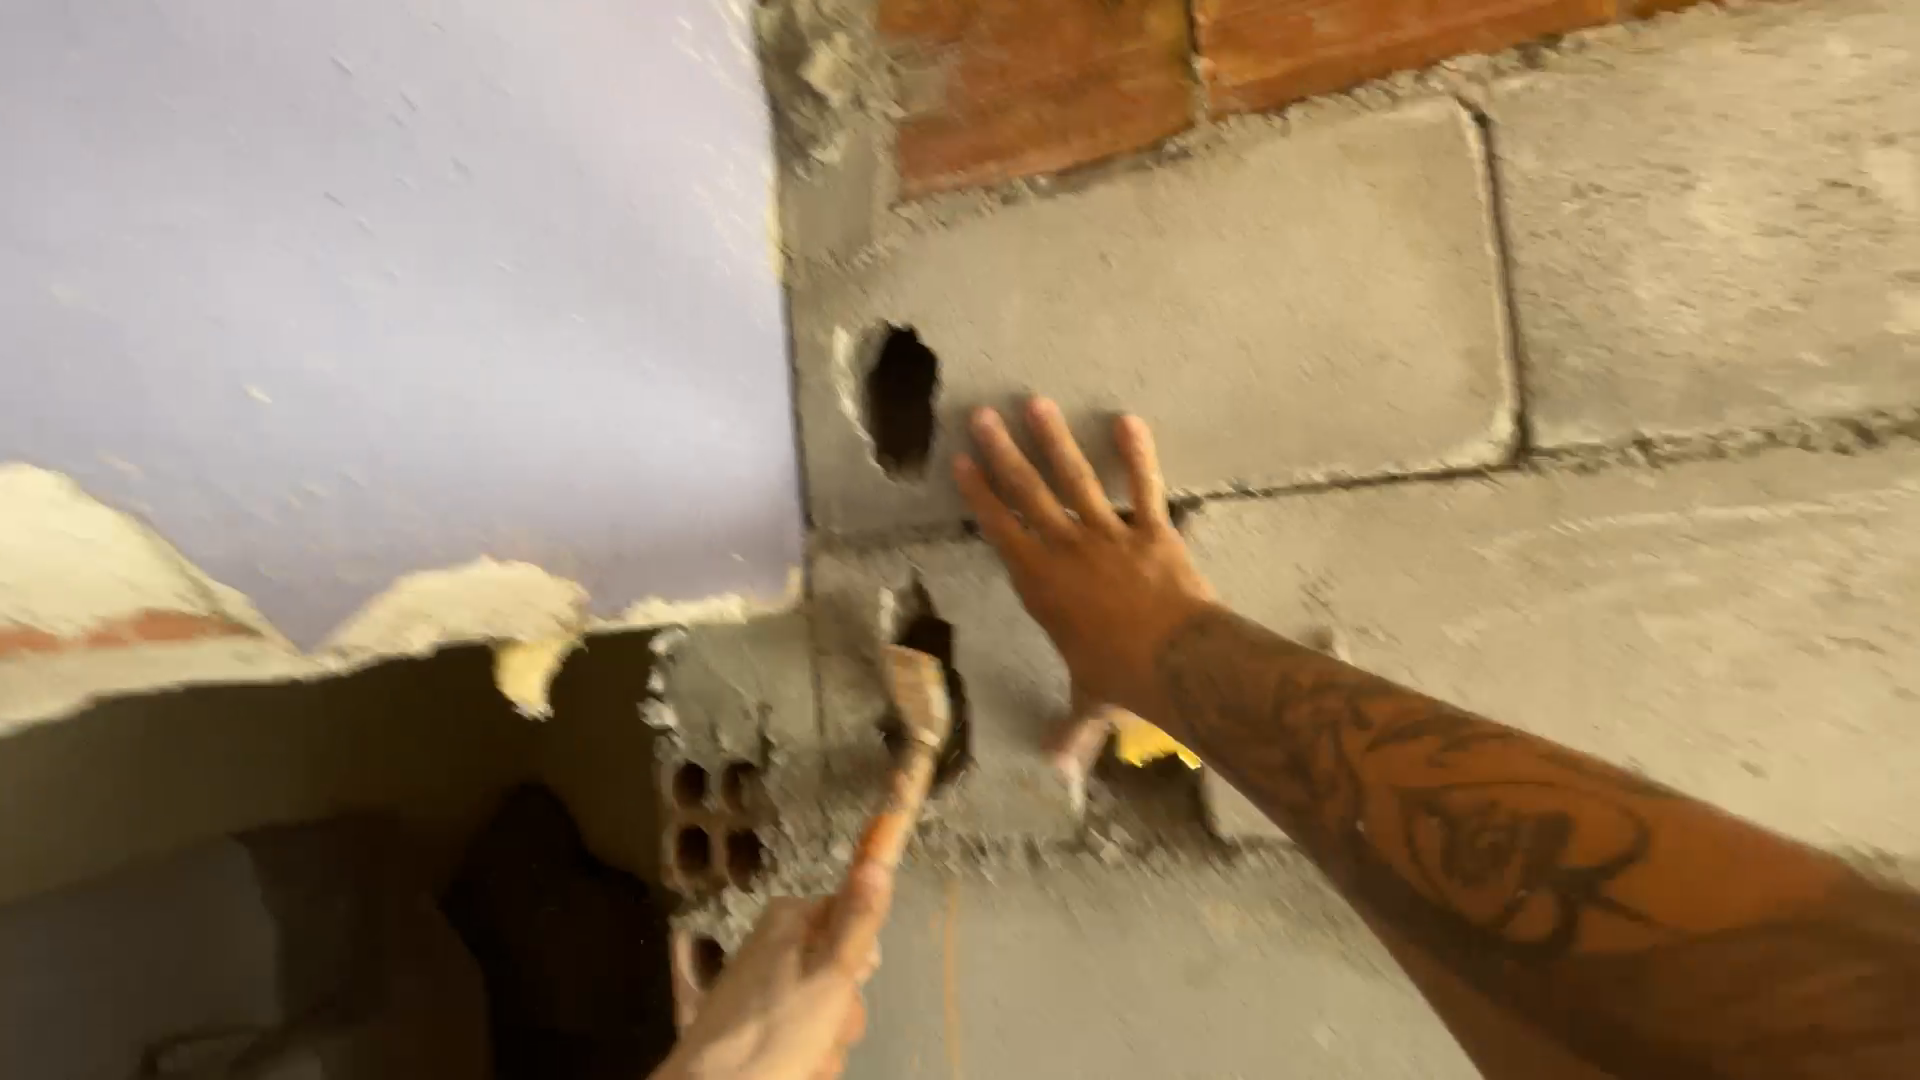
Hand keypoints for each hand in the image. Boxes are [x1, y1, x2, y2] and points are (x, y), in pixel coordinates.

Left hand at [653, 864, 891, 1079]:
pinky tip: (796, 1068)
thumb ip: (859, 917)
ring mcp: (765, 987)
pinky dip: (806, 1054)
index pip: (852, 914)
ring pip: (826, 1007)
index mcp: (790, 918)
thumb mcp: (830, 971)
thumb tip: (880, 849)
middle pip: (840, 967)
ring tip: (808, 1057)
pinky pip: (803, 1031)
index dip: (861, 954)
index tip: (856, 979)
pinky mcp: (757, 1026)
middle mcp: (776, 944)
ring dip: (828, 1038)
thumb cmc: (776, 1030)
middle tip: (830, 1024)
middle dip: (843, 1007)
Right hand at [953, 399, 1216, 750]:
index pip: (1000, 530)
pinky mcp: (1151, 530)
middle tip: (981, 416)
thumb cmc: (1120, 679)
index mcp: (1040, 583)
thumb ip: (1070, 729)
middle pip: (1027, 493)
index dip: (979, 495)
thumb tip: (1056, 770)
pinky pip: (1144, 486)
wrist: (1174, 662)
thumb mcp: (1089, 702)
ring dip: (1053, 440)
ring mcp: (1108, 535)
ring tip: (1035, 403)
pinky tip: (1128, 419)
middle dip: (1001, 453)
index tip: (961, 464)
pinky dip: (1138, 454)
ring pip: (1075, 479)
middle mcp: (1066, 549)